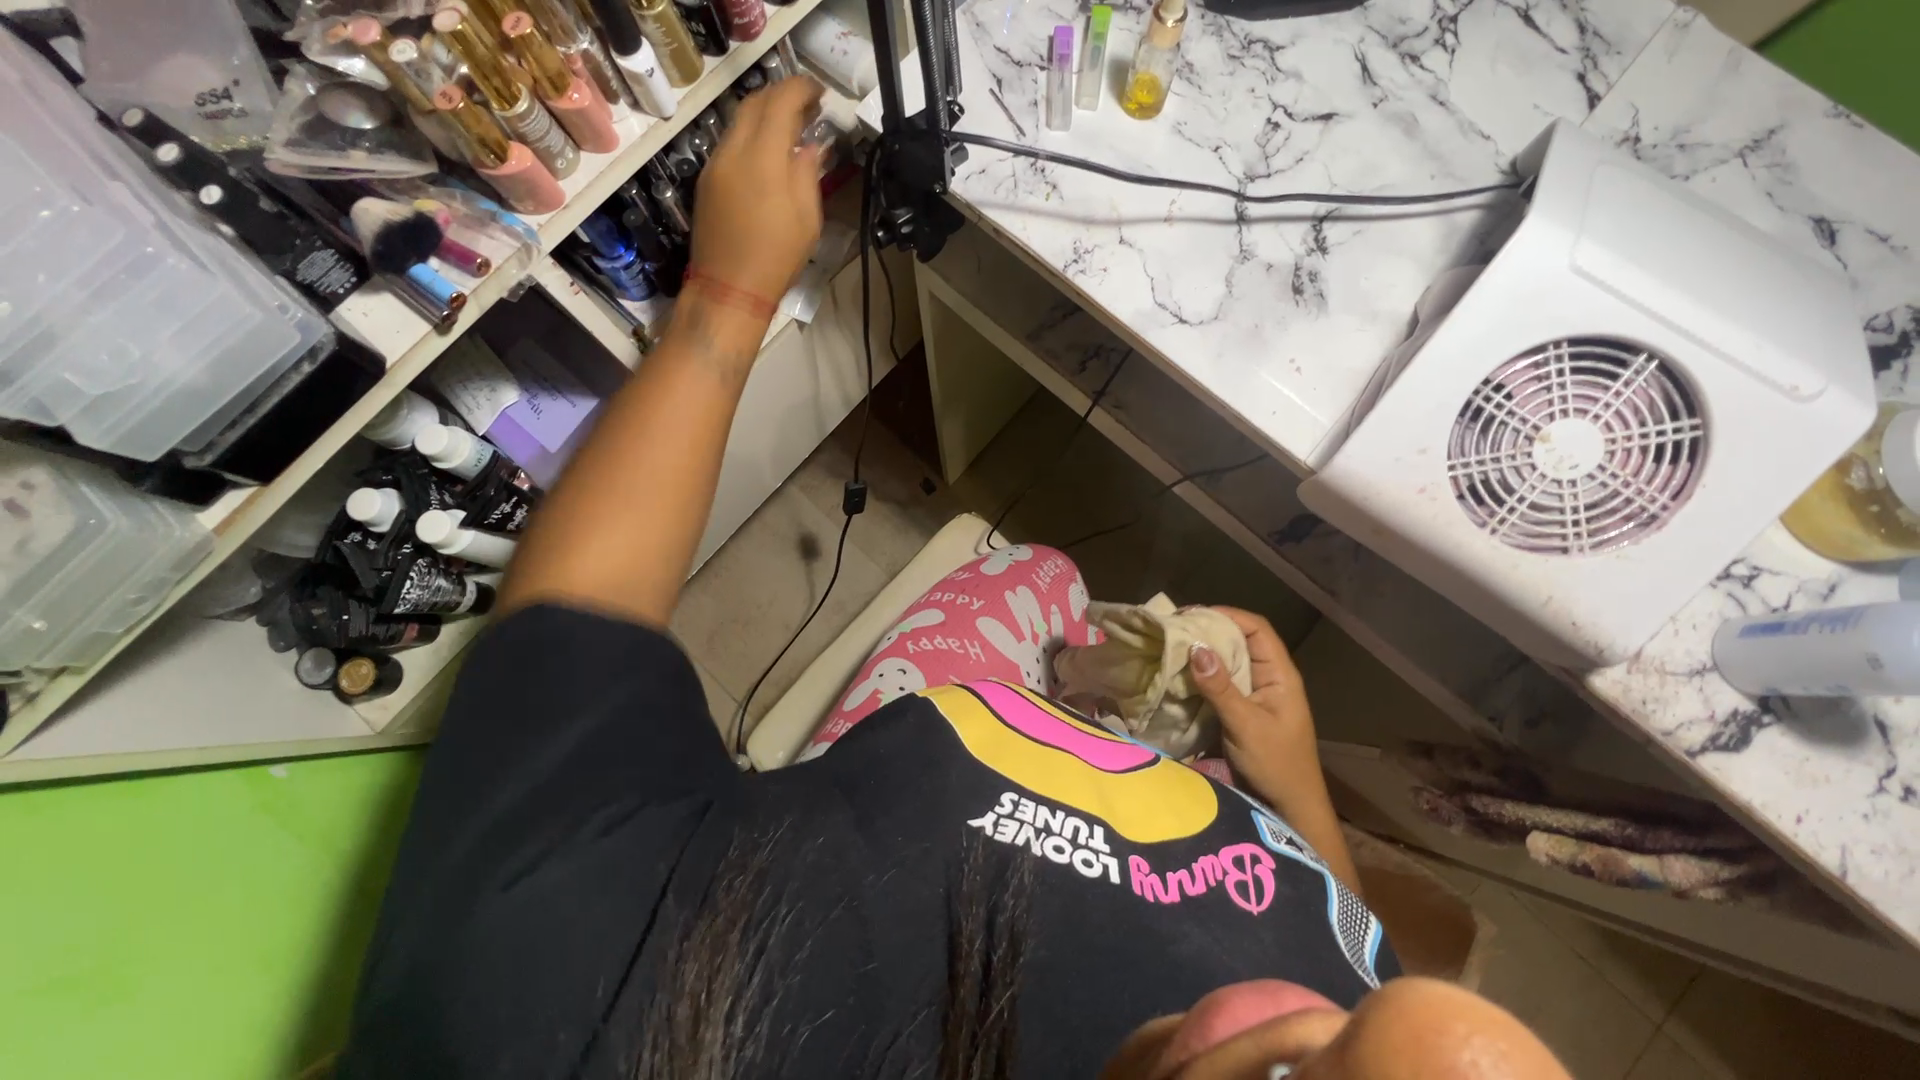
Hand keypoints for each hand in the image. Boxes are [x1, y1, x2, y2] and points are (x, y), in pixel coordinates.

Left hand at [689, 76, 826, 306]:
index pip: (781, 101)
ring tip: (789, 131)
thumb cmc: (777, 258)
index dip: (802, 89)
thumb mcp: (807, 218)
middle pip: (755, 103)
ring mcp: (715, 164)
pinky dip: (751, 137)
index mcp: (764, 158)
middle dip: (782, 96)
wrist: (728, 288)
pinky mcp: (707, 180)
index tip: (819, 93)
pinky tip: (767, 156)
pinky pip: (730, 144)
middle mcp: (734, 151)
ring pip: (739, 122)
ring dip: (764, 116)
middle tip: (807, 107)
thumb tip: (810, 145)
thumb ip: (808, 173)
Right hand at [1188, 607, 1316, 793]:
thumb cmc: (1276, 766)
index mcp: (1280, 674)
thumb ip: (1220, 687)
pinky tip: (1178, 677)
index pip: (1256, 628)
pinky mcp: (1241, 712)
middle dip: (1208, 631)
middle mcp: (1268, 678)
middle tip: (1171, 630)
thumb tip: (1195, 647)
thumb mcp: (1246, 725)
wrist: (1290, 809)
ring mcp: (1255, 695)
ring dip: (1202, 655)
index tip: (1190, 615)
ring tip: (1169, 649)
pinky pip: (1220, 684)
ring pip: (1228, 662)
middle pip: (1239, 640)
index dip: (1226, 615)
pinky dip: (1200, 677)